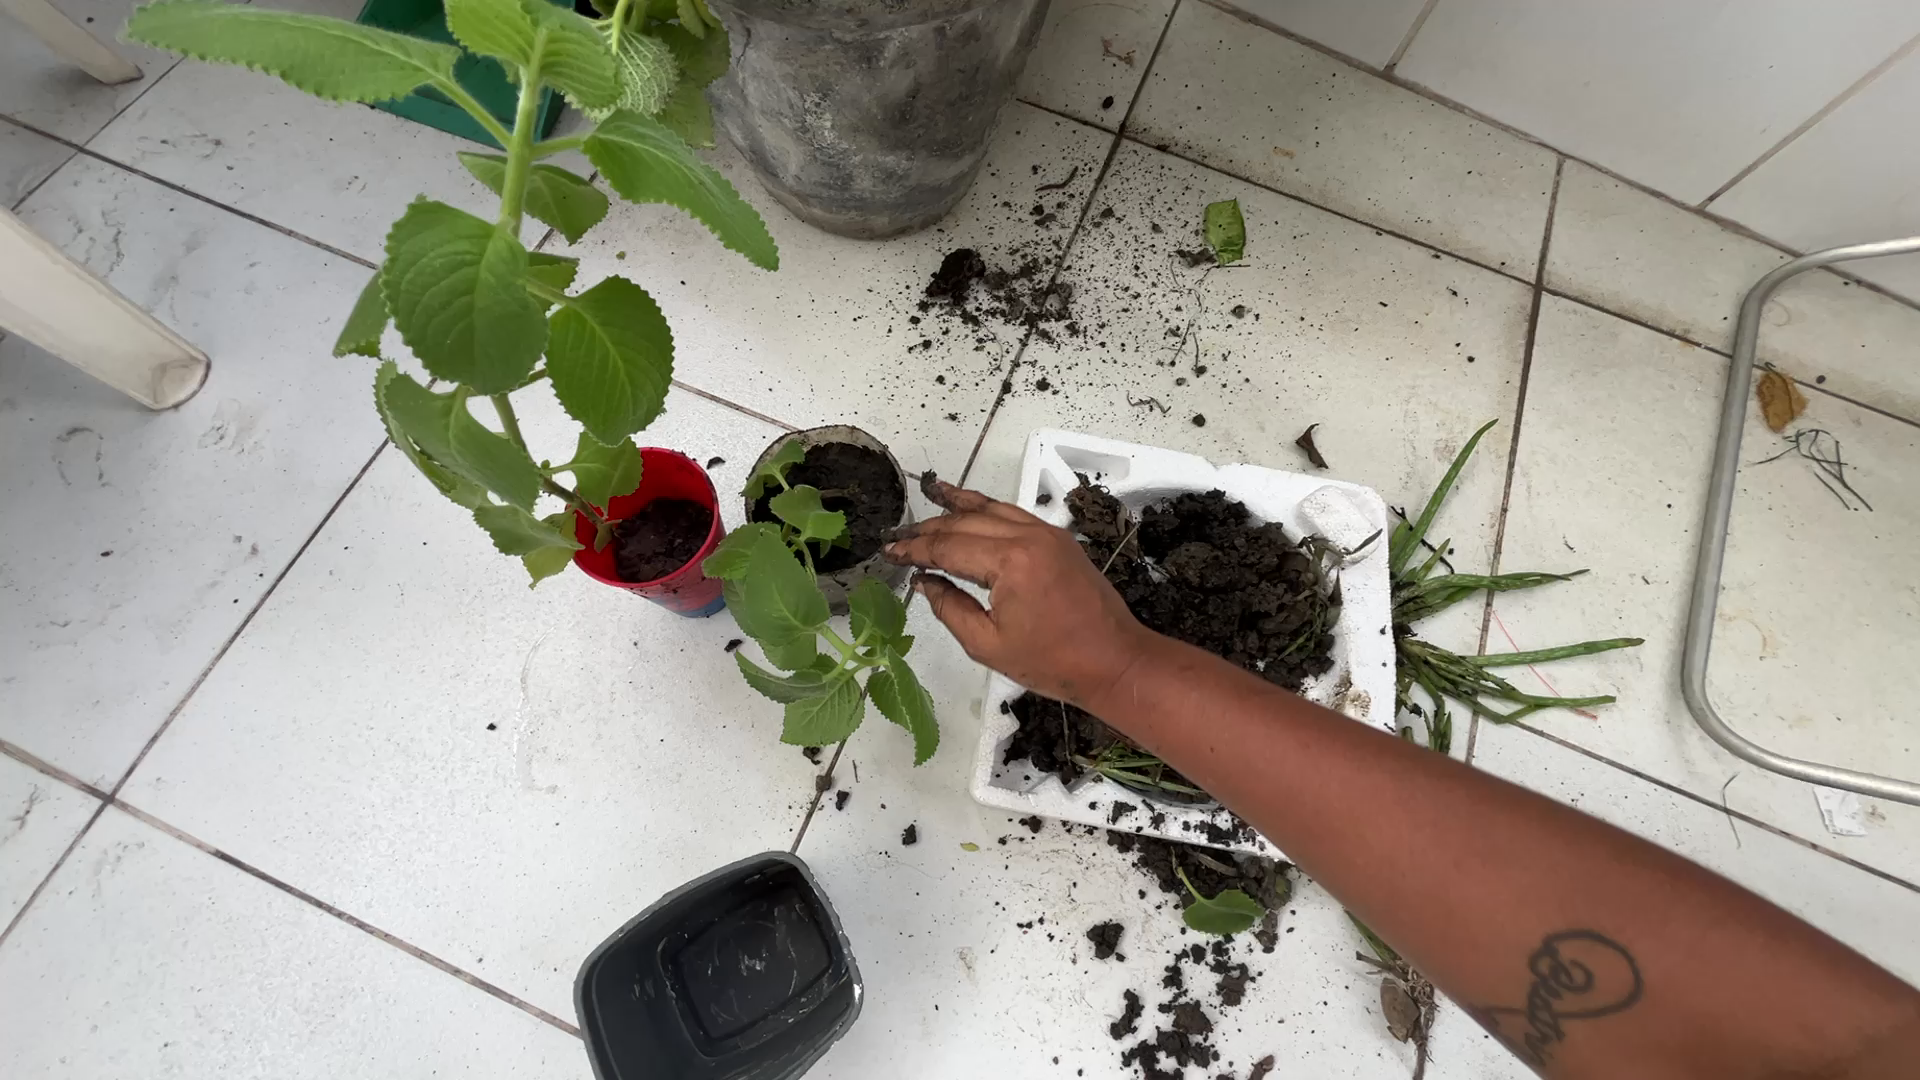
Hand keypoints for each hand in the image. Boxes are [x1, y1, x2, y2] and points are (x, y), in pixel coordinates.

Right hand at [883, 478, 1153, 709]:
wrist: (1113, 660)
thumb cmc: (1051, 662)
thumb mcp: (987, 644)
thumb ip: (949, 607)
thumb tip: (924, 581)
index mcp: (1010, 562)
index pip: (948, 547)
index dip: (914, 549)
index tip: (888, 550)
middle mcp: (1028, 536)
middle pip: (966, 521)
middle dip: (929, 527)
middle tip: (899, 534)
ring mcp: (1046, 533)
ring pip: (991, 509)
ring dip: (957, 506)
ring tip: (930, 494)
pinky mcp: (1058, 538)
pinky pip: (1013, 514)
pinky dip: (988, 508)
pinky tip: (970, 505)